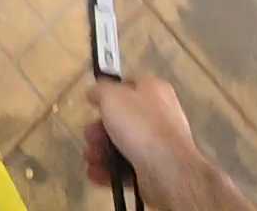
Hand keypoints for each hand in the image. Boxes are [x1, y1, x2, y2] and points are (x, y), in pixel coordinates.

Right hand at [84, 78, 205, 208]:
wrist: (168, 171)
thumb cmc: (139, 123)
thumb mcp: (111, 95)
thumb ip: (99, 89)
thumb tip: (94, 92)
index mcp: (154, 89)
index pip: (128, 83)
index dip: (108, 91)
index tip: (93, 102)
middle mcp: (160, 114)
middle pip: (122, 117)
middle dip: (99, 128)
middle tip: (88, 135)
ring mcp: (160, 144)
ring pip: (123, 142)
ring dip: (101, 150)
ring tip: (91, 157)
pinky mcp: (157, 169)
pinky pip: (129, 164)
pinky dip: (111, 169)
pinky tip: (96, 172)